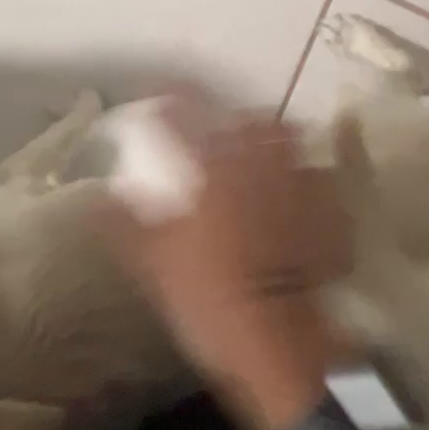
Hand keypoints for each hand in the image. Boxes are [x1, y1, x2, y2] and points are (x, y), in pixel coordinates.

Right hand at [100, 98, 353, 429]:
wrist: (279, 338)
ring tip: (259, 150)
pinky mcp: (326, 203)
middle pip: (242, 113)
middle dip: (227, 113)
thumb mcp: (152, 267)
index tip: (156, 91)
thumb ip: (124, 225)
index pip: (181, 113)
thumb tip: (102, 197)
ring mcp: (295, 179)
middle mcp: (255, 162)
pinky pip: (315, 170)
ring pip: (284, 132)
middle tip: (217, 128)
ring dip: (269, 134)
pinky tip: (294, 188)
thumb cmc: (208, 302)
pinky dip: (302, 171)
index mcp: (208, 170)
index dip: (167, 95)